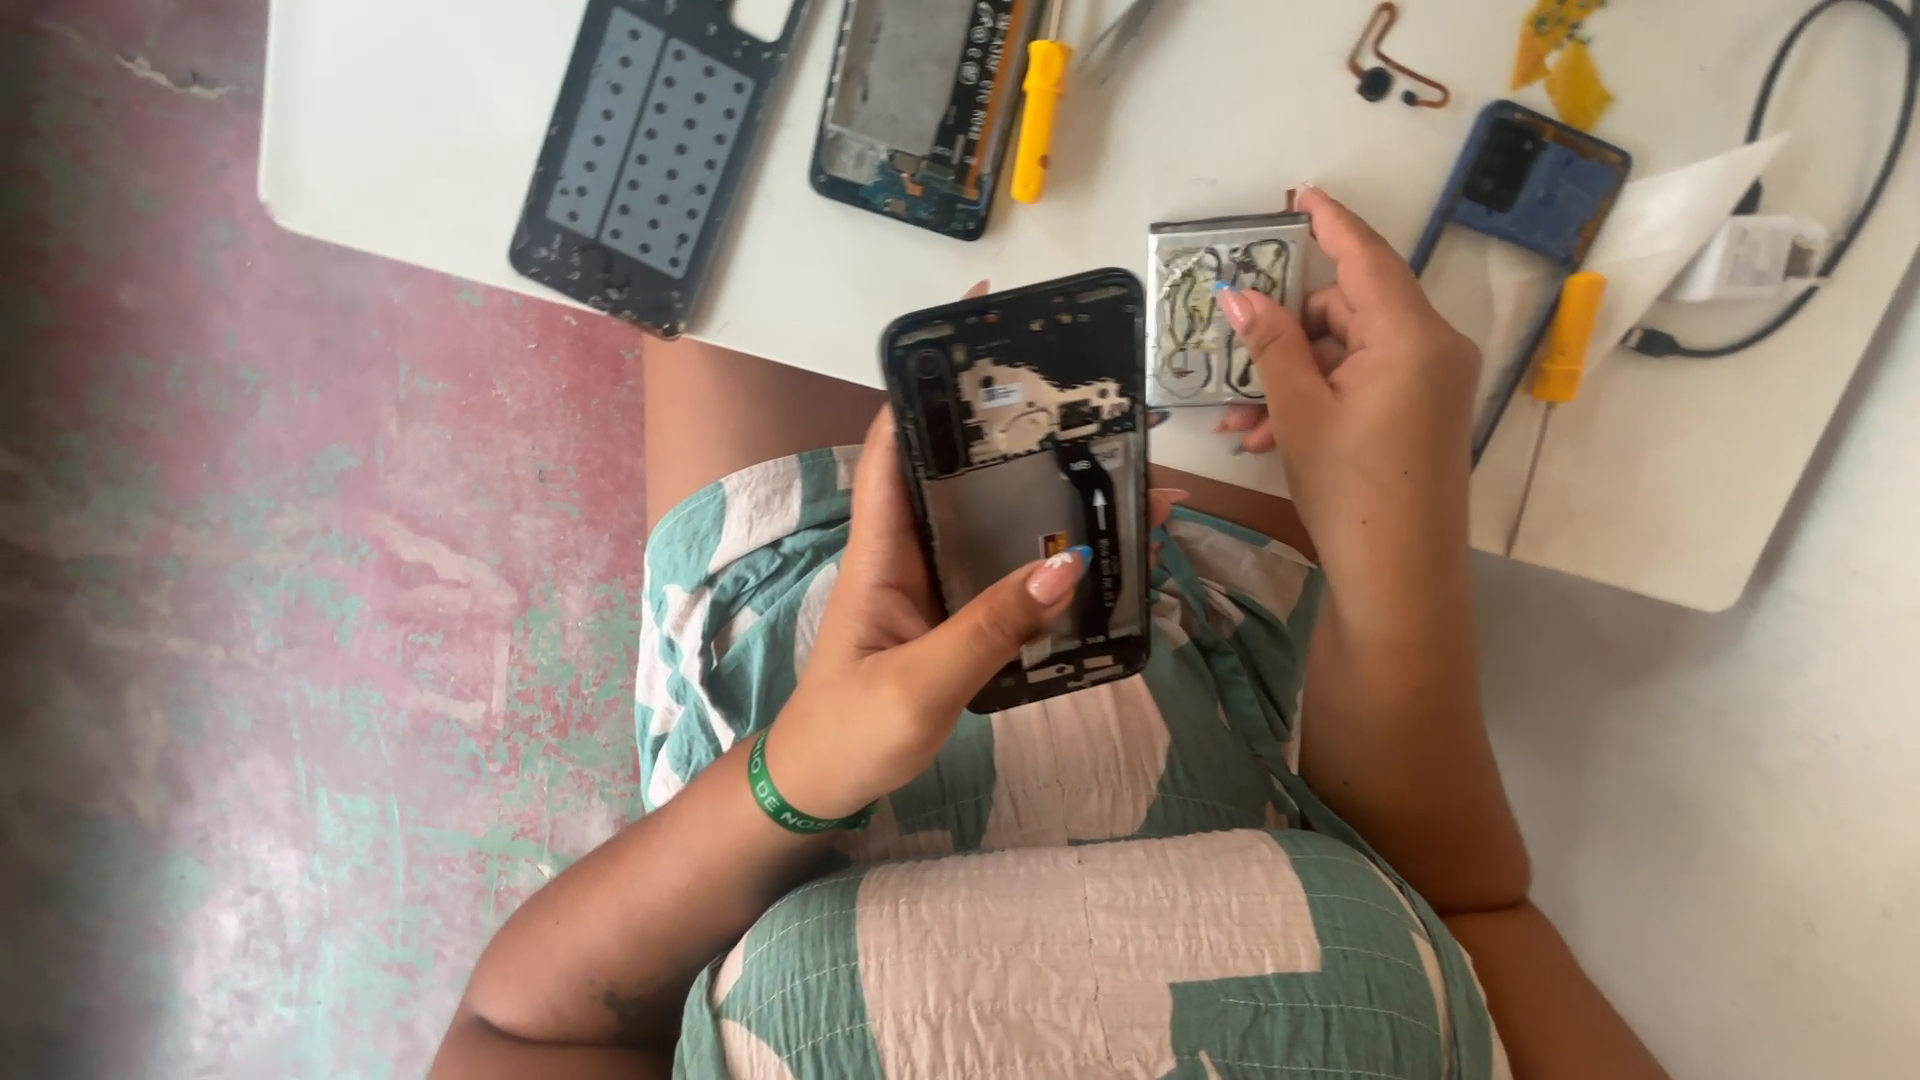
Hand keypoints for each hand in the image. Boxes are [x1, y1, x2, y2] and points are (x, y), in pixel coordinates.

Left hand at [760, 410, 1092, 819]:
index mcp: (882, 548)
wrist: (827, 783)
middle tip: (1093, 417)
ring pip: (995, 522)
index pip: (896, 445)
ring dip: (1050, 500)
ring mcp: (938, 582)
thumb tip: (1070, 565)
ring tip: (1125, 483)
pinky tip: (1099, 554)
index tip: (976, 333)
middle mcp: (912, 550)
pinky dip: (1051, 556)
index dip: (927, 386)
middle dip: (1019, 439)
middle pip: (963, 474)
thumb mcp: (920, 683)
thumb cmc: (850, 730)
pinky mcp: (958, 613)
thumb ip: (990, 627)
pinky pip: (1009, 570)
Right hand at [1214, 186, 1480, 586]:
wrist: (1399, 573)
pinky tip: (1269, 438)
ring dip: (1291, 380)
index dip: (1331, 225)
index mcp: (1411, 337)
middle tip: (1235, 366)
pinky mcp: (1419, 414)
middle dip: (1285, 337)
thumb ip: (1271, 346)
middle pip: (1349, 312)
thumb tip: (1240, 294)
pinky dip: (1317, 401)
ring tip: (1241, 425)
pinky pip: (1361, 386)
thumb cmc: (1348, 487)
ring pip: (1347, 356)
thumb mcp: (1299, 413)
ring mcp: (1428, 384)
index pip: (1366, 260)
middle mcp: (1431, 349)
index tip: (1302, 197)